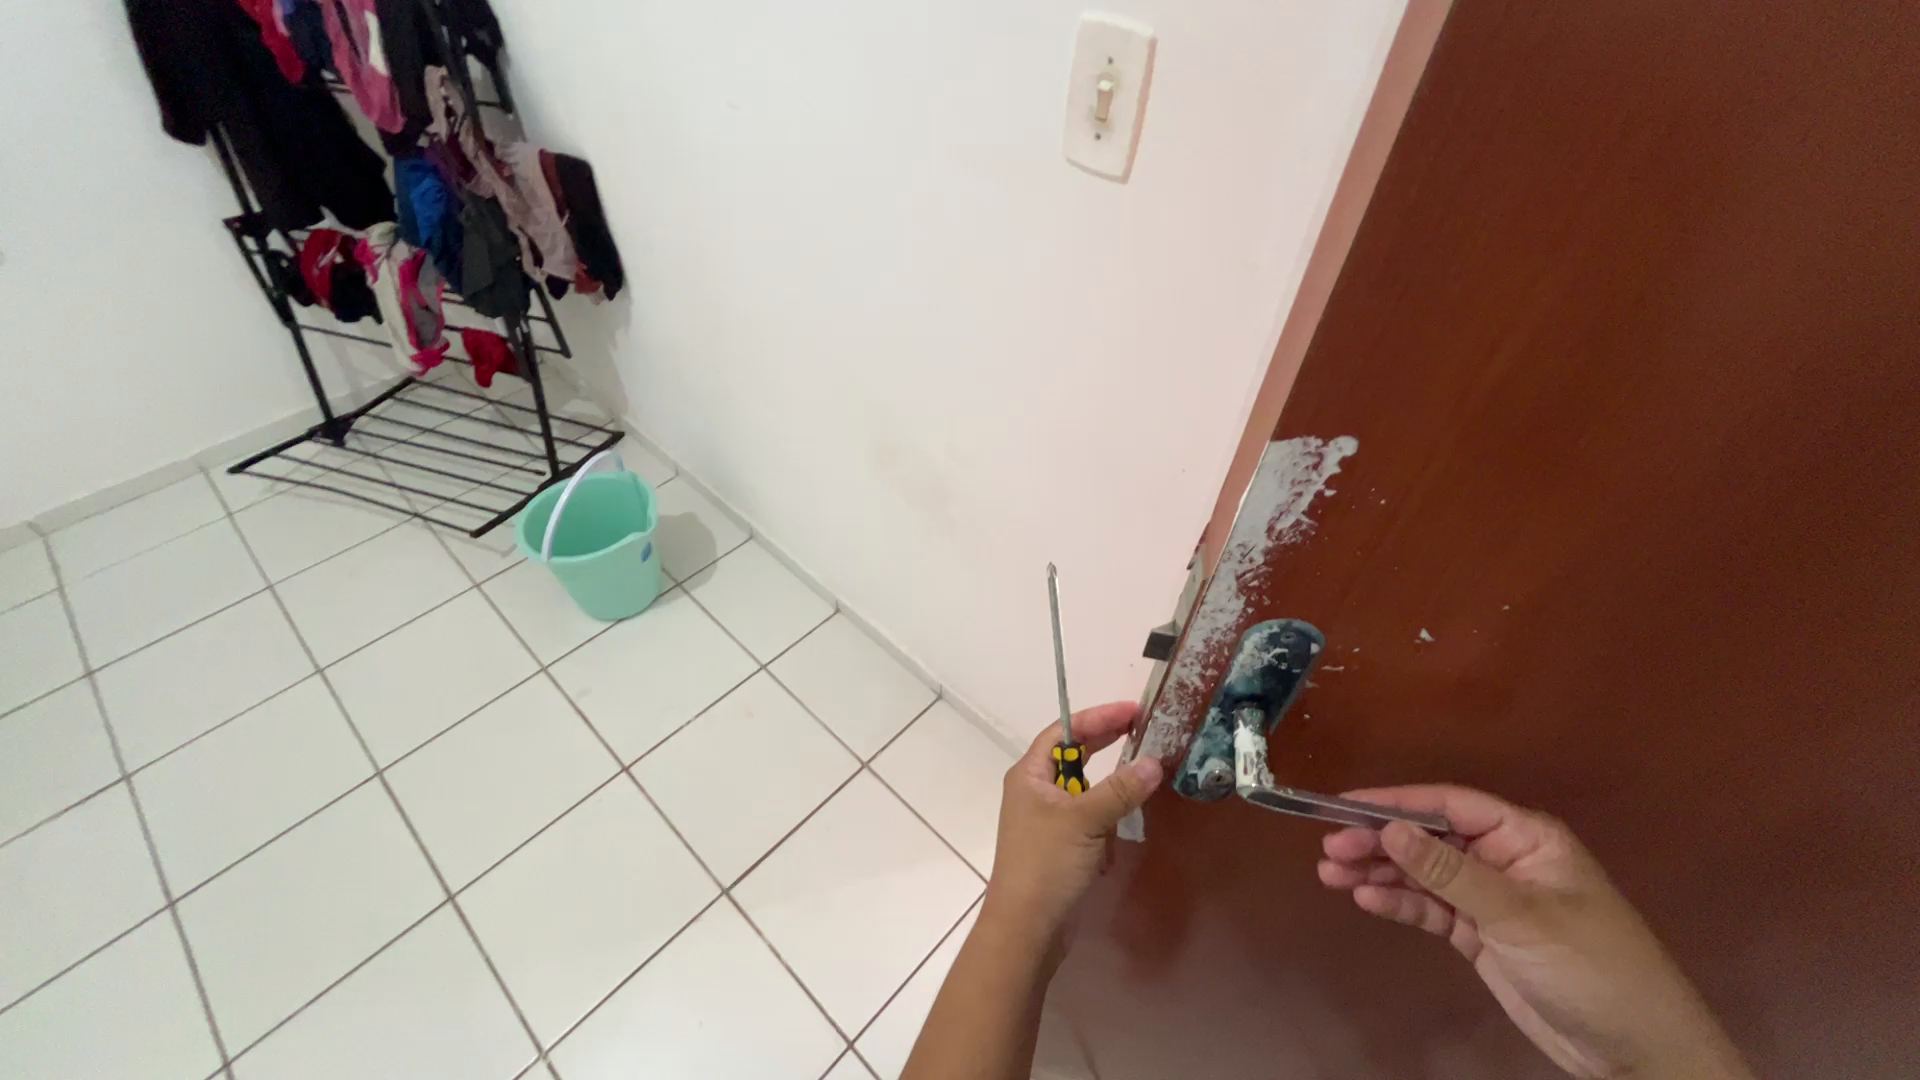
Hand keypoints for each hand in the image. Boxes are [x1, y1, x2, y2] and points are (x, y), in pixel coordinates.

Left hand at [981, 702, 1163, 952]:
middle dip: (1106, 745)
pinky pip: (1089, 821)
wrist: (1027, 930)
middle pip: (1074, 757)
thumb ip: (1120, 790)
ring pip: (1085, 791)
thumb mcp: (1085, 821)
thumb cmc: (1047, 864)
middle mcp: (1035, 791)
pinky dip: (1105, 824)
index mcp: (1030, 774)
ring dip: (1108, 791)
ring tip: (1140, 783)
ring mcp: (1046, 820)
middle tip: (1142, 732)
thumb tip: (1154, 762)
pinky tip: (1115, 841)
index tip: (1132, 712)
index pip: (1063, 732)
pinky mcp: (1060, 846)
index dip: (1096, 718)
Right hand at [1319, 786, 1750, 1079]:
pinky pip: (1429, 908)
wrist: (1640, 1056)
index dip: (1395, 802)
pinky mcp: (1479, 934)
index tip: (1344, 805)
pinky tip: (1367, 901)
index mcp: (1524, 839)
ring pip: (1421, 873)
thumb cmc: (1593, 968)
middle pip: (1427, 838)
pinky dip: (1398, 903)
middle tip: (1331, 848)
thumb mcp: (1520, 915)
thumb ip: (1451, 871)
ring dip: (1378, 872)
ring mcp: (1489, 898)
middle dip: (1378, 841)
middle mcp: (1501, 860)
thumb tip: (1390, 828)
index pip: (1449, 806)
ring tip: (1332, 874)